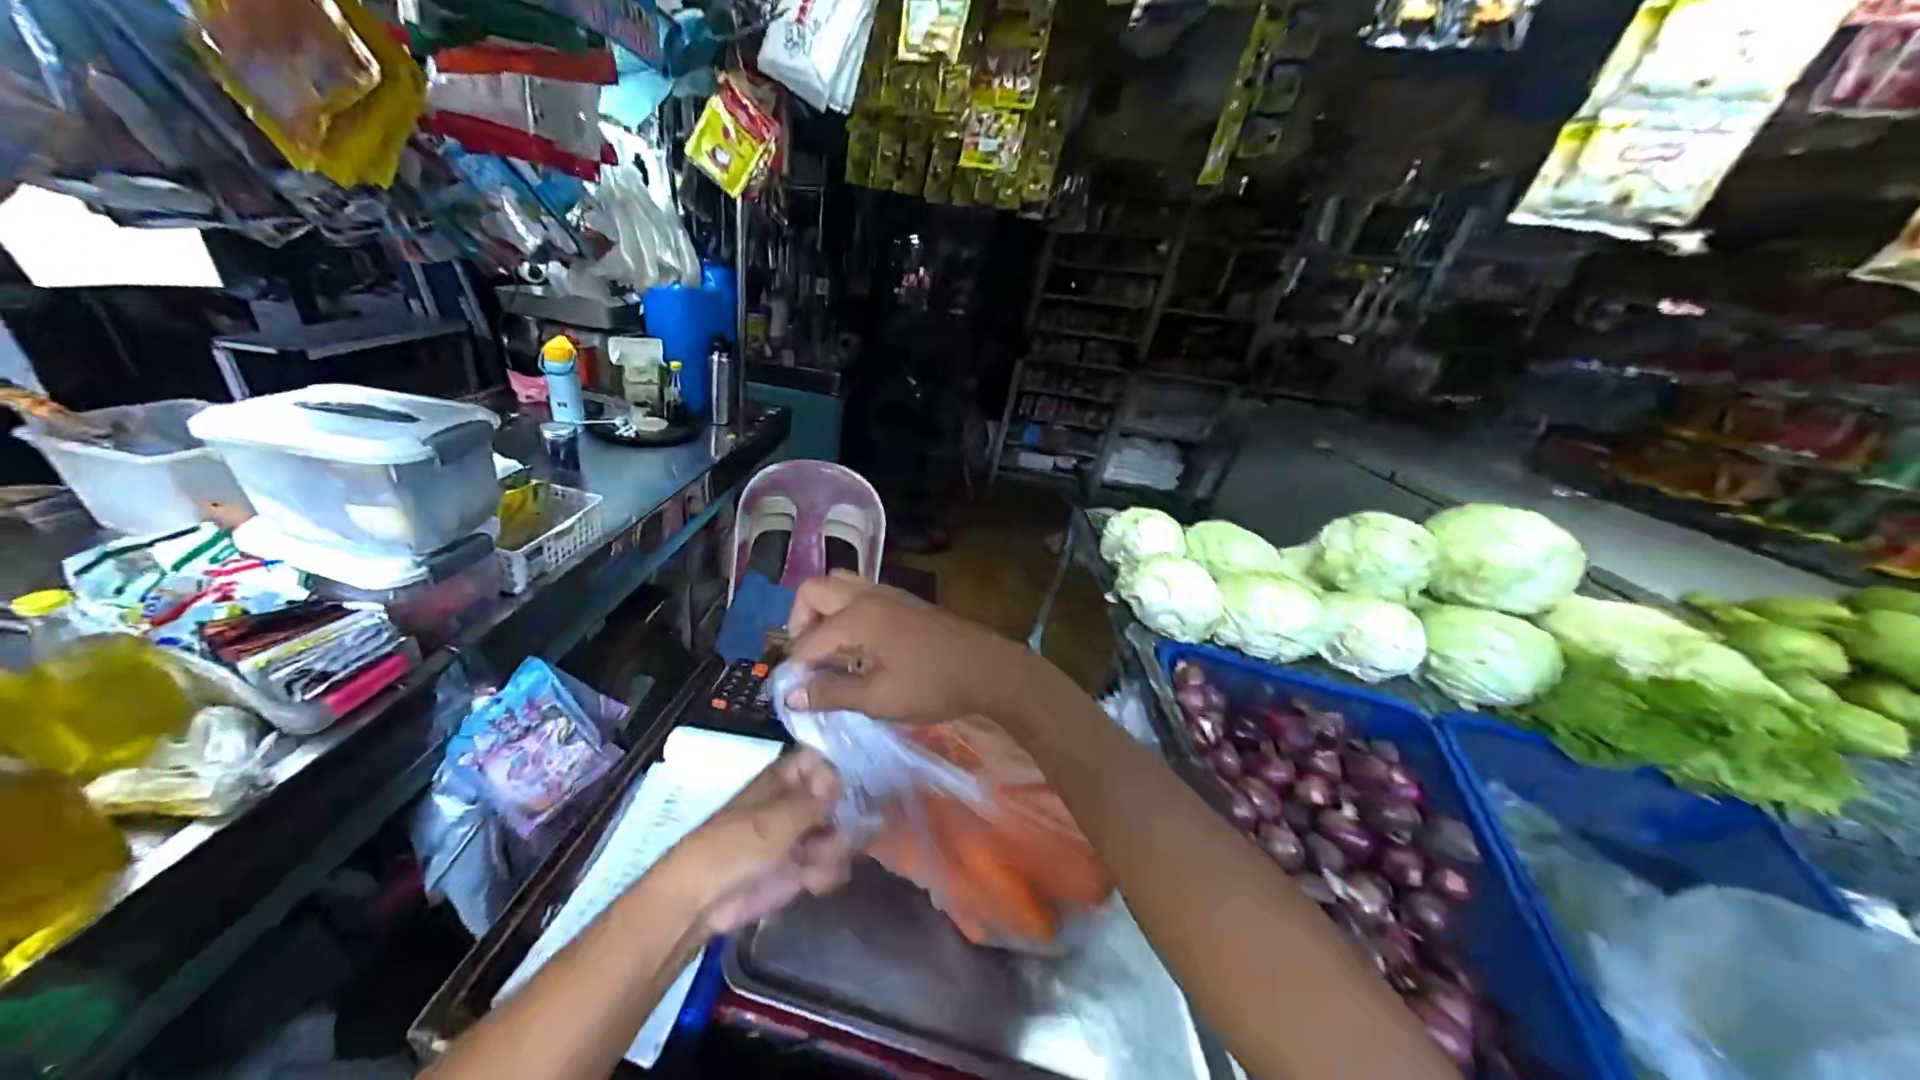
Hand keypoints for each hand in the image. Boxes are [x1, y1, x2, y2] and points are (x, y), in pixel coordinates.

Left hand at [663, 748, 855, 933]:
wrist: (703, 900)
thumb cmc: (737, 845)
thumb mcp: (780, 816)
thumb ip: (818, 799)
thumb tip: (839, 787)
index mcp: (785, 779)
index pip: (821, 761)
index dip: (833, 775)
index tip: (835, 796)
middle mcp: (796, 804)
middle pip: (840, 801)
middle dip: (842, 822)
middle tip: (828, 837)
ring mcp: (801, 837)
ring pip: (841, 834)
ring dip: (835, 852)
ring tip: (813, 865)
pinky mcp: (802, 870)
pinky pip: (832, 865)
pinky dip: (825, 875)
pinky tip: (811, 883)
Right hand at [784, 572, 1035, 726]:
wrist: (989, 669)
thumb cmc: (933, 685)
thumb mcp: (879, 698)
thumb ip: (832, 694)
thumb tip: (790, 696)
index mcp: (858, 617)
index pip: (807, 640)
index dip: (795, 668)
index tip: (795, 694)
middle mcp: (868, 595)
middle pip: (814, 590)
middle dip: (799, 622)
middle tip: (807, 659)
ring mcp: (888, 593)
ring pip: (838, 585)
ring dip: (823, 611)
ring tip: (830, 650)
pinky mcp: (904, 600)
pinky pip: (860, 593)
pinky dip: (845, 611)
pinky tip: (858, 646)